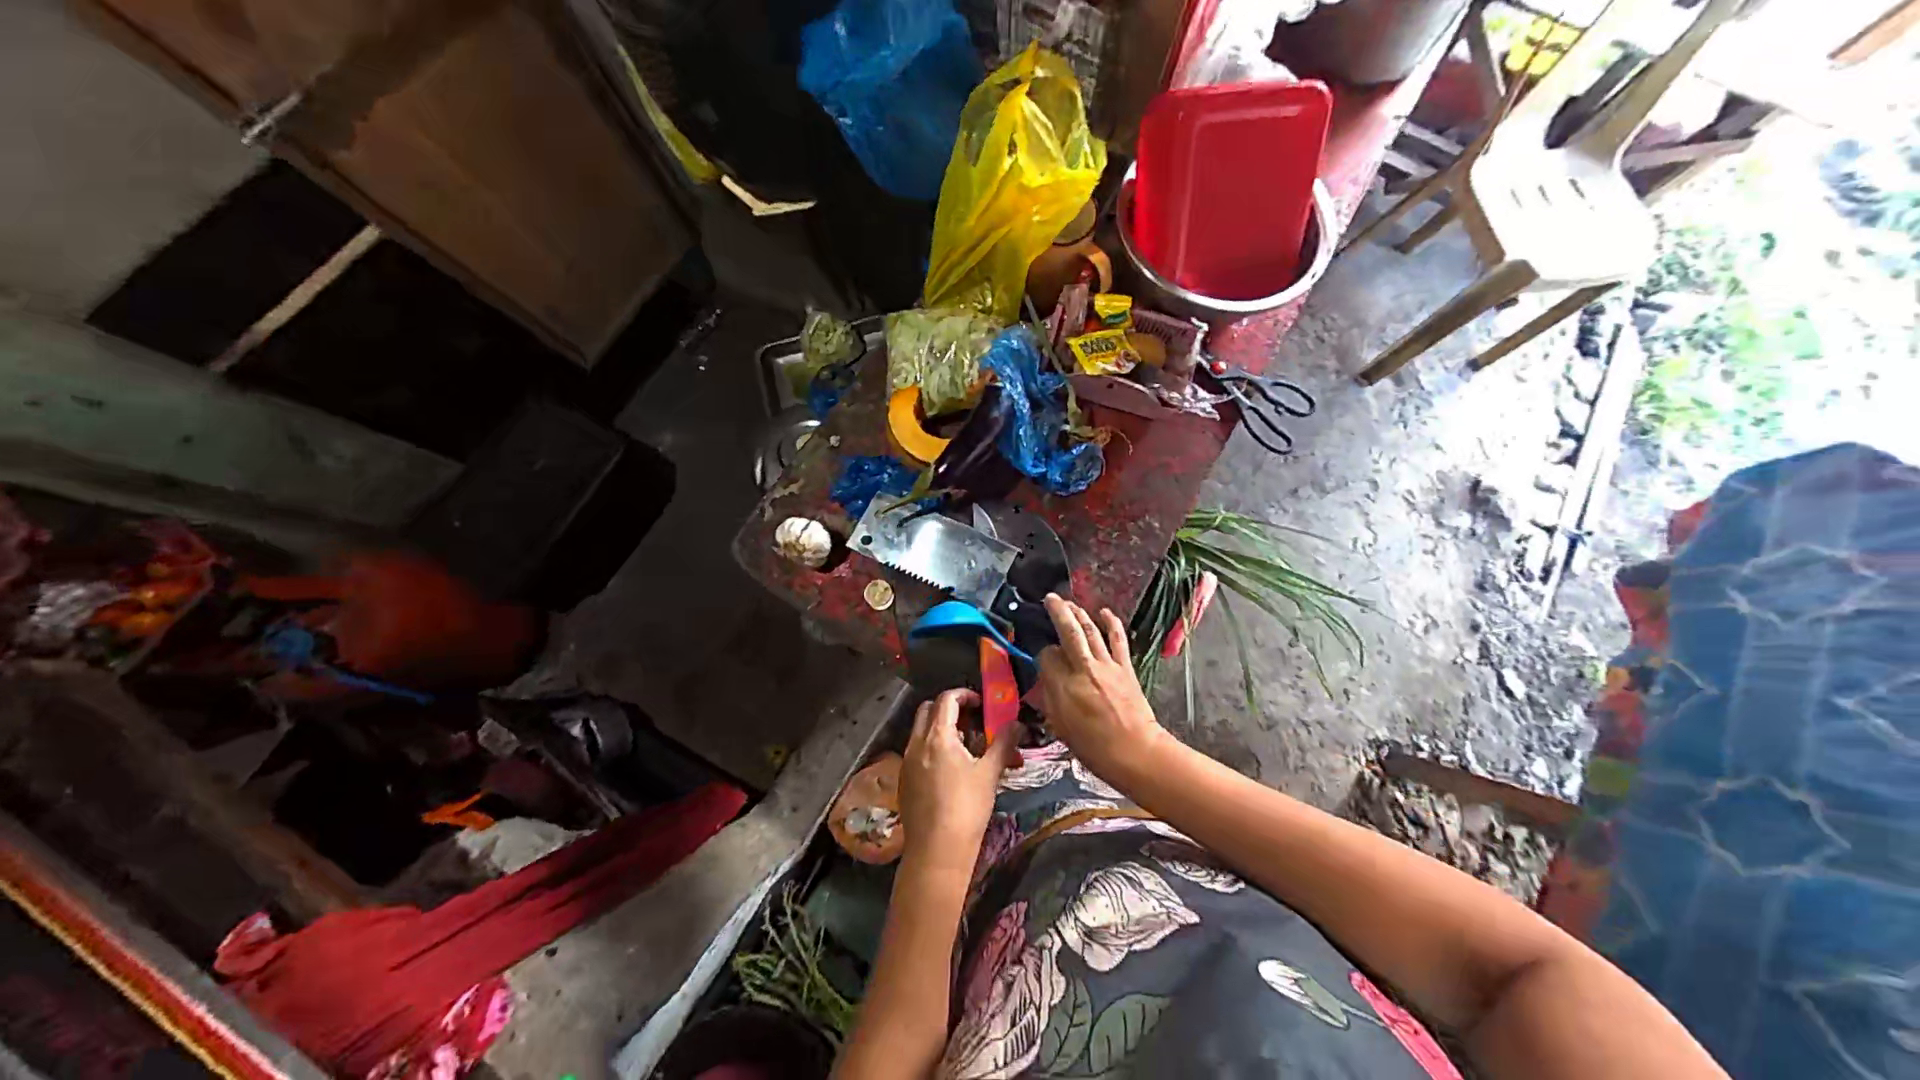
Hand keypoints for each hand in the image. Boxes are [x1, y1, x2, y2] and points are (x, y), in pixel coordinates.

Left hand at [899, 689, 1020, 865]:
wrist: (937, 851)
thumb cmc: (967, 808)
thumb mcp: (989, 773)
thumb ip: (1003, 744)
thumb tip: (1018, 724)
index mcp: (937, 736)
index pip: (947, 699)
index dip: (964, 695)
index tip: (981, 704)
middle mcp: (916, 743)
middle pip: (928, 710)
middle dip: (949, 708)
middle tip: (972, 721)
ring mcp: (906, 762)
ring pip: (920, 731)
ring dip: (941, 729)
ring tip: (966, 748)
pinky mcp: (904, 780)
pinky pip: (916, 752)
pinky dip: (932, 748)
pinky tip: (951, 770)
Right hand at [1037, 594, 1167, 785]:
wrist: (1134, 752)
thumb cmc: (1093, 747)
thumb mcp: (1060, 726)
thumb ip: (1050, 697)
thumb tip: (1047, 676)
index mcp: (1063, 685)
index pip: (1047, 656)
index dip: (1042, 653)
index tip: (1041, 656)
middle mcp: (1083, 668)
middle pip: (1068, 631)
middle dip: (1058, 611)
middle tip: (1050, 599)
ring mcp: (1106, 665)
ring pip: (1090, 630)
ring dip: (1079, 613)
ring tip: (1069, 602)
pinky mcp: (1125, 668)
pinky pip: (1117, 639)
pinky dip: (1111, 623)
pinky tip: (1104, 612)